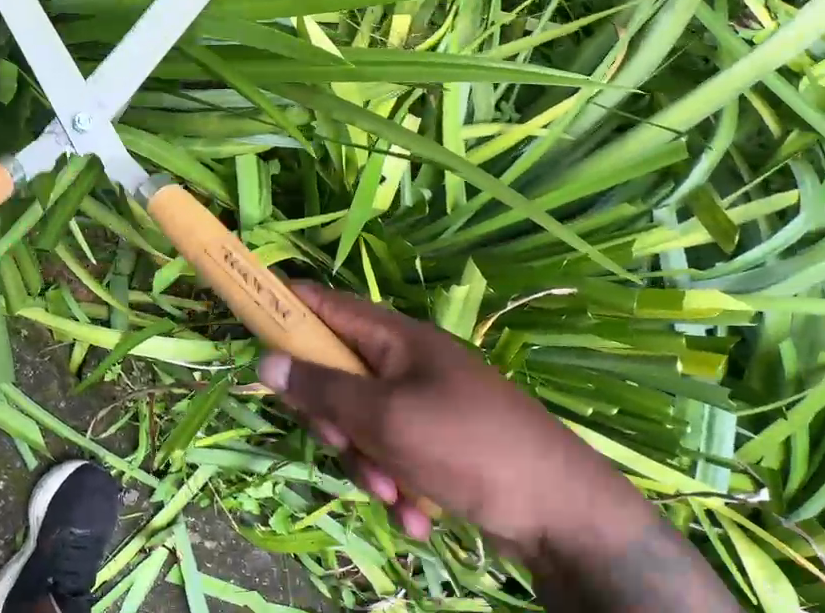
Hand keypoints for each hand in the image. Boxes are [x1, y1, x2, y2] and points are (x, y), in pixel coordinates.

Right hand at [258, 282, 650, 556]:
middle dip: (329, 417)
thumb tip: (261, 358)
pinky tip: (415, 515)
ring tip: (393, 495)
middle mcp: (406, 363)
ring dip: (364, 461)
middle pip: (332, 373)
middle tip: (339, 443)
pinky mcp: (442, 443)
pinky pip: (393, 452)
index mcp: (394, 338)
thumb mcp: (382, 417)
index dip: (279, 309)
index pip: (319, 303)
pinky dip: (396, 482)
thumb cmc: (471, 449)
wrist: (577, 522)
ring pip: (359, 421)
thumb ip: (317, 387)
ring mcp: (426, 404)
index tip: (248, 332)